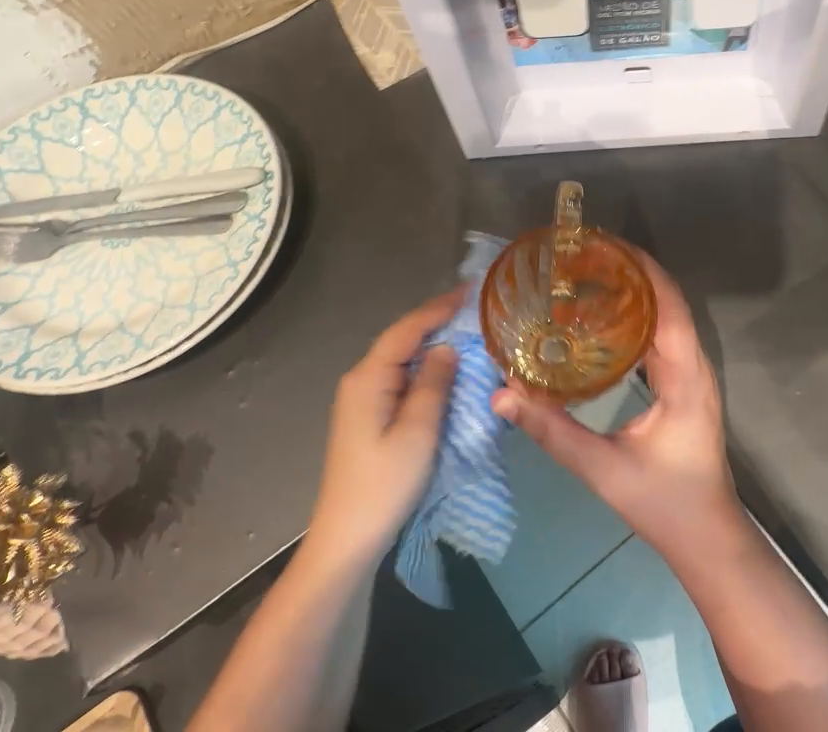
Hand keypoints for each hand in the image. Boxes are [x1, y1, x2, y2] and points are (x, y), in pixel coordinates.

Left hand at [306, 291, 462, 563]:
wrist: (347, 538)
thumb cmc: (384, 485)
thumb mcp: (417, 432)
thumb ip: (433, 384)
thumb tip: (448, 348)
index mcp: (368, 378)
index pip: (407, 329)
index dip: (439, 308)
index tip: (473, 290)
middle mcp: (361, 381)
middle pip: (403, 340)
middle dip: (438, 322)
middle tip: (480, 311)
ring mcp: (363, 400)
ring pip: (403, 361)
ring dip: (435, 347)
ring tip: (473, 335)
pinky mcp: (369, 418)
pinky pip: (401, 380)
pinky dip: (427, 371)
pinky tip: (450, 372)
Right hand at [490, 250, 746, 566]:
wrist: (706, 536)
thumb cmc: (663, 502)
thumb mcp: (603, 469)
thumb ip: (552, 430)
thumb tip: (502, 395)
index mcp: (685, 377)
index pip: (668, 306)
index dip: (641, 270)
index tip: (603, 245)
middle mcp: (694, 366)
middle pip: (668, 303)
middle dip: (631, 273)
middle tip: (583, 257)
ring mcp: (693, 376)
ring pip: (667, 319)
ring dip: (635, 294)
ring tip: (589, 278)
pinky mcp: (685, 387)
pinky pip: (663, 339)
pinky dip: (637, 320)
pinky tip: (603, 321)